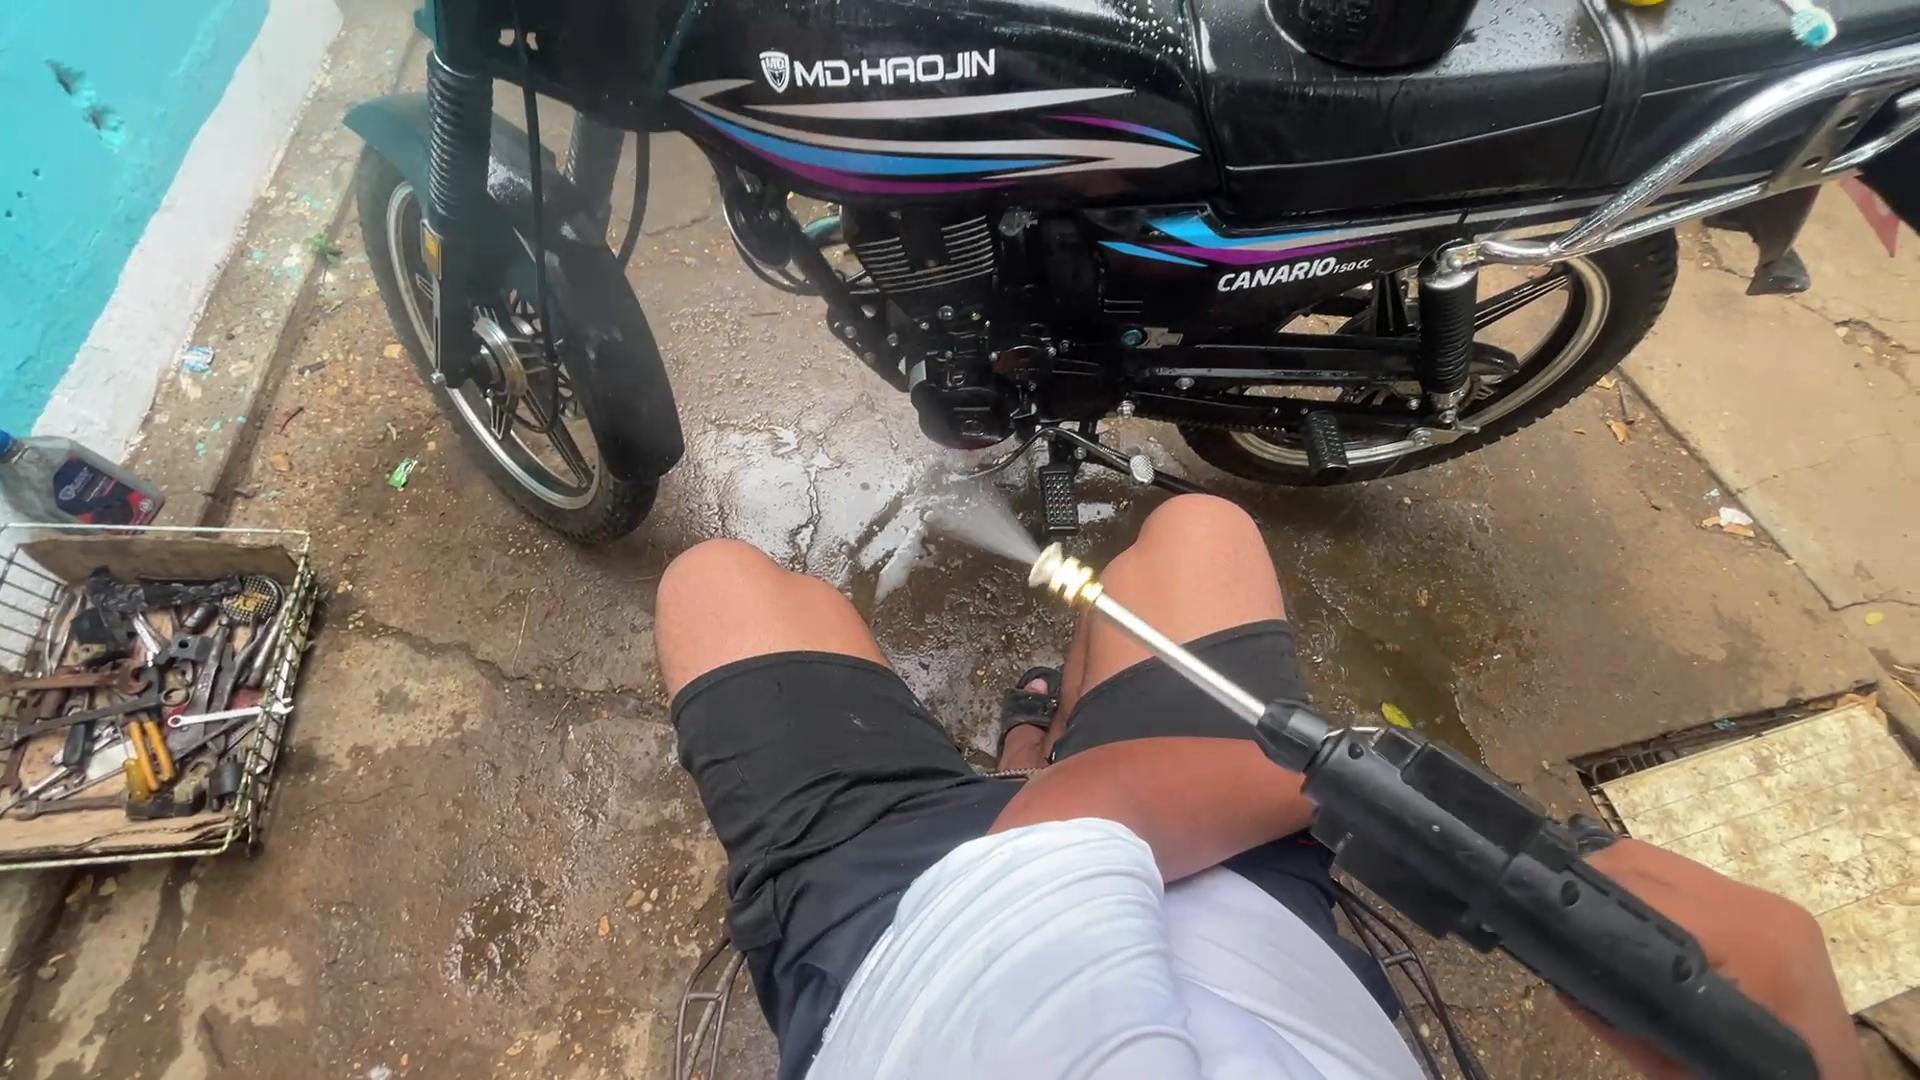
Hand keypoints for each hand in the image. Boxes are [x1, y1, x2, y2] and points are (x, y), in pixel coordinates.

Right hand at [1575, 837, 1862, 1079]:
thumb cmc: (1750, 1077)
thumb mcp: (1672, 1061)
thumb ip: (1612, 1016)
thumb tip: (1550, 961)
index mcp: (1749, 941)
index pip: (1635, 886)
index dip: (1578, 892)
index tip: (1538, 910)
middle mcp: (1760, 907)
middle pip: (1637, 860)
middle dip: (1585, 880)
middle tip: (1553, 912)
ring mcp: (1766, 902)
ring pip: (1651, 857)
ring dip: (1612, 880)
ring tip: (1588, 913)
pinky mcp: (1763, 904)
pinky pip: (1678, 874)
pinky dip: (1642, 887)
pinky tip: (1631, 916)